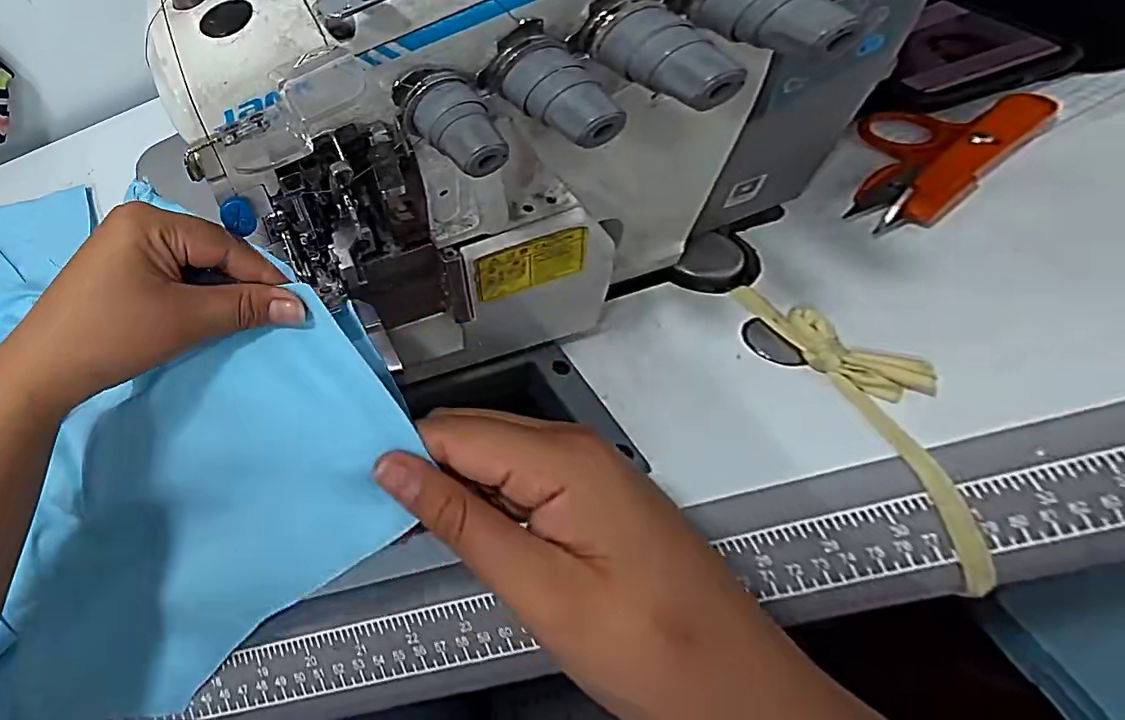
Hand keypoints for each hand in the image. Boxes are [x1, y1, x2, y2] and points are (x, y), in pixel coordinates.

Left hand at [0, 201, 305, 415]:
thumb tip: (295, 305)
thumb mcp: (184, 319)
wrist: (41, 371)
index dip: (259, 273)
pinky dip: (187, 295)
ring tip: (237, 319)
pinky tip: (201, 315)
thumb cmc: (111, 336)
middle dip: (235, 283)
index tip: (293, 302)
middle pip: (204, 250)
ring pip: (186, 264)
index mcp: (148, 219)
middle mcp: (134, 222)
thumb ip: (242, 307)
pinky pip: (165, 274)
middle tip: (268, 314)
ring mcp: (121, 245)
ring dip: (212, 291)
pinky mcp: (114, 269)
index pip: (220, 242)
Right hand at [372, 410, 877, 719]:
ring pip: (484, 449)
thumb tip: (390, 466)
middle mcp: (570, 444)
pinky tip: (468, 527)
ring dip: (449, 482)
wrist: (753, 703)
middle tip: (393, 516)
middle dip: (424, 467)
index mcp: (562, 458)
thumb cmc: (659, 655)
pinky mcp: (584, 487)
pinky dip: (479, 494)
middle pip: (466, 432)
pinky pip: (510, 470)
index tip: (371, 490)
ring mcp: (581, 463)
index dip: (405, 456)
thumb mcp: (541, 591)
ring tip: (424, 527)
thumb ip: (458, 519)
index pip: (450, 431)